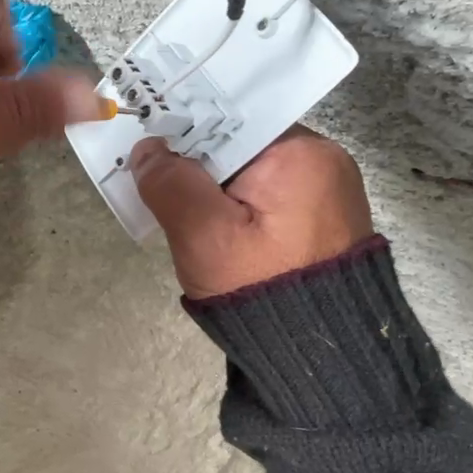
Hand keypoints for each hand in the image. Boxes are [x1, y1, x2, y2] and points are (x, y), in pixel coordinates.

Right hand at [131, 126, 373, 298]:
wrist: (316, 351)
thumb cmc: (257, 282)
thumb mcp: (202, 233)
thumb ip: (171, 183)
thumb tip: (147, 149)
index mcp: (300, 152)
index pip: (230, 121)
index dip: (184, 132)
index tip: (150, 151)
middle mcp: (322, 160)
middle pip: (238, 145)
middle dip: (197, 164)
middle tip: (160, 188)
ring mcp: (325, 191)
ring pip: (248, 172)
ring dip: (213, 189)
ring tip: (184, 214)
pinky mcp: (319, 218)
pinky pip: (265, 195)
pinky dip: (235, 206)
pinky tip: (214, 230)